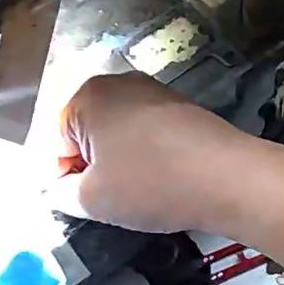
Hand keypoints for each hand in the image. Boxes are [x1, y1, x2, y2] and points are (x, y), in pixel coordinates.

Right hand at [52, 72, 266, 233]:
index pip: (55, 141)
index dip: (63, 176)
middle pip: (87, 132)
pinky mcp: (180, 106)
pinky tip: (161, 178)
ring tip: (137, 191)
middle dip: (91, 165)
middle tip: (108, 198)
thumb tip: (59, 189)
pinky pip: (146, 132)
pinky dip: (145, 155)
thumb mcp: (91, 200)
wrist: (228, 178)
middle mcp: (118, 83)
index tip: (80, 201)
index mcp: (87, 97)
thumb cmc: (150, 184)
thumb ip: (61, 194)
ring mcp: (153, 91)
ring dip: (118, 162)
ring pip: (117, 133)